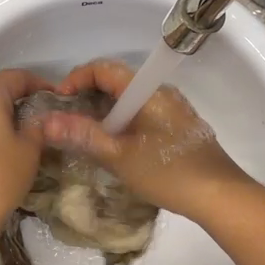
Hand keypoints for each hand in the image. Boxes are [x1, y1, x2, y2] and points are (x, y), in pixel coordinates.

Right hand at [37, 59, 252, 218]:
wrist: (219, 195)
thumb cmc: (169, 173)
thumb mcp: (119, 156)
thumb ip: (83, 135)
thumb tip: (45, 121)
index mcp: (146, 89)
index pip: (103, 68)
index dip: (76, 79)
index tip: (58, 103)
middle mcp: (160, 91)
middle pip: (115, 82)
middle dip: (86, 98)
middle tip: (67, 124)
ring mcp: (171, 109)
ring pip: (128, 101)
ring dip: (104, 114)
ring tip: (86, 138)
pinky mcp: (177, 127)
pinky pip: (141, 114)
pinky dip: (122, 124)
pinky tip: (115, 148)